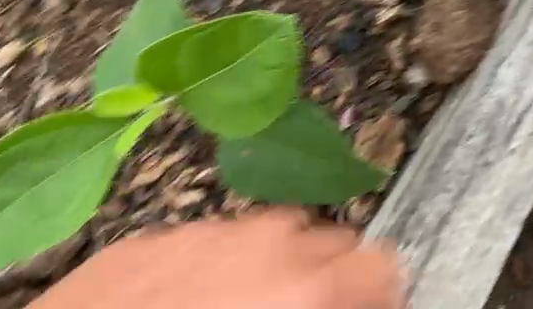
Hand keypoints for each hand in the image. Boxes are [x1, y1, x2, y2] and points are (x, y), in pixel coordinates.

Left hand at [30, 209, 403, 308]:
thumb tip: (346, 301)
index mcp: (306, 287)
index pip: (383, 266)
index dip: (379, 295)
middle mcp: (272, 241)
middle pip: (334, 242)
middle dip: (327, 281)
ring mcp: (209, 230)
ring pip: (273, 234)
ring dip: (272, 268)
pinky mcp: (150, 238)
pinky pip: (207, 241)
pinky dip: (210, 269)